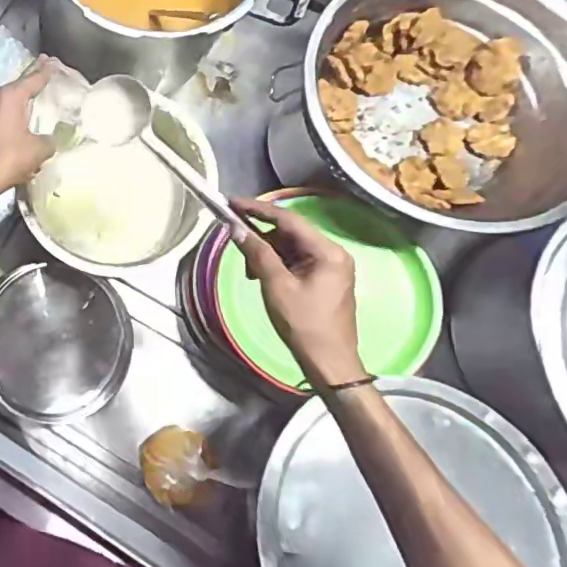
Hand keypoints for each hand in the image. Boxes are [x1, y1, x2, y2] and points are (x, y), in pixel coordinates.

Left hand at [0, 65, 54, 211]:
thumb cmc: (7, 160)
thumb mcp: (38, 151)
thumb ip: (49, 141)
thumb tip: (50, 140)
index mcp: (9, 97)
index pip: (32, 79)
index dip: (44, 72)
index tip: (49, 62)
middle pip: (14, 89)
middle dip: (28, 88)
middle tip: (41, 83)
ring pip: (1, 104)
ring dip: (13, 107)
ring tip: (26, 111)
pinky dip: (2, 120)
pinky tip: (9, 130)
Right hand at [231, 197, 366, 385]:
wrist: (329, 363)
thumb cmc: (304, 325)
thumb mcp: (276, 286)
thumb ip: (258, 254)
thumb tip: (237, 229)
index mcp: (327, 251)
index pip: (288, 219)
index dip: (258, 209)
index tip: (233, 203)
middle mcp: (334, 253)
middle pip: (291, 233)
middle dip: (262, 237)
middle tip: (237, 244)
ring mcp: (332, 267)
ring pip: (292, 248)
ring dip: (268, 253)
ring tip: (250, 271)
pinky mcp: (326, 280)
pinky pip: (298, 262)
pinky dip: (278, 265)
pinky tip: (263, 277)